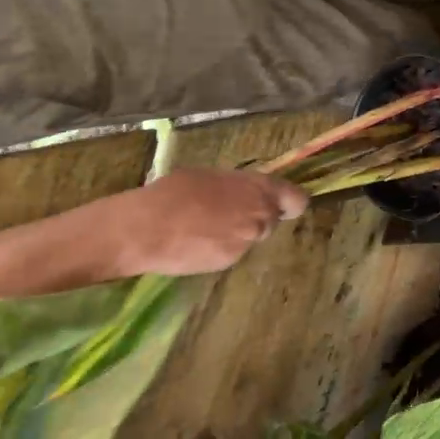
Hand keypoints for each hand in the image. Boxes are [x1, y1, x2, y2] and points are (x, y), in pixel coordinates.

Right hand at [111, 169, 307, 276]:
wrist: (141, 228)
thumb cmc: (173, 193)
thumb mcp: (214, 177)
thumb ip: (240, 187)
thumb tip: (243, 192)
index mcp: (264, 189)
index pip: (298, 200)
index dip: (289, 204)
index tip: (278, 207)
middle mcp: (263, 214)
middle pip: (272, 221)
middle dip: (255, 220)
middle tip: (227, 220)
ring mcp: (247, 240)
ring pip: (249, 239)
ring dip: (236, 236)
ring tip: (203, 233)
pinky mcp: (227, 261)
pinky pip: (229, 254)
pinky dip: (216, 251)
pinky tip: (192, 246)